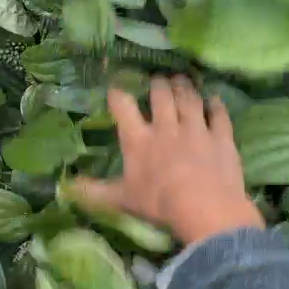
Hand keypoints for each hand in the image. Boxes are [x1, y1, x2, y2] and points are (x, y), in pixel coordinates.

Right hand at [73, 74, 264, 245]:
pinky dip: (216, 105)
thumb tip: (67, 187)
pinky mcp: (221, 138)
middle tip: (157, 78)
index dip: (118, 94)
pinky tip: (215, 98)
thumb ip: (95, 191)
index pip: (123, 107)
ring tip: (181, 78)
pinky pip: (219, 115)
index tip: (115, 87)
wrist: (206, 211)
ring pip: (189, 100)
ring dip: (184, 87)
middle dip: (158, 84)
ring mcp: (196, 129)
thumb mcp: (122, 199)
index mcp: (138, 138)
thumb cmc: (160, 204)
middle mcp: (165, 127)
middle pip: (161, 96)